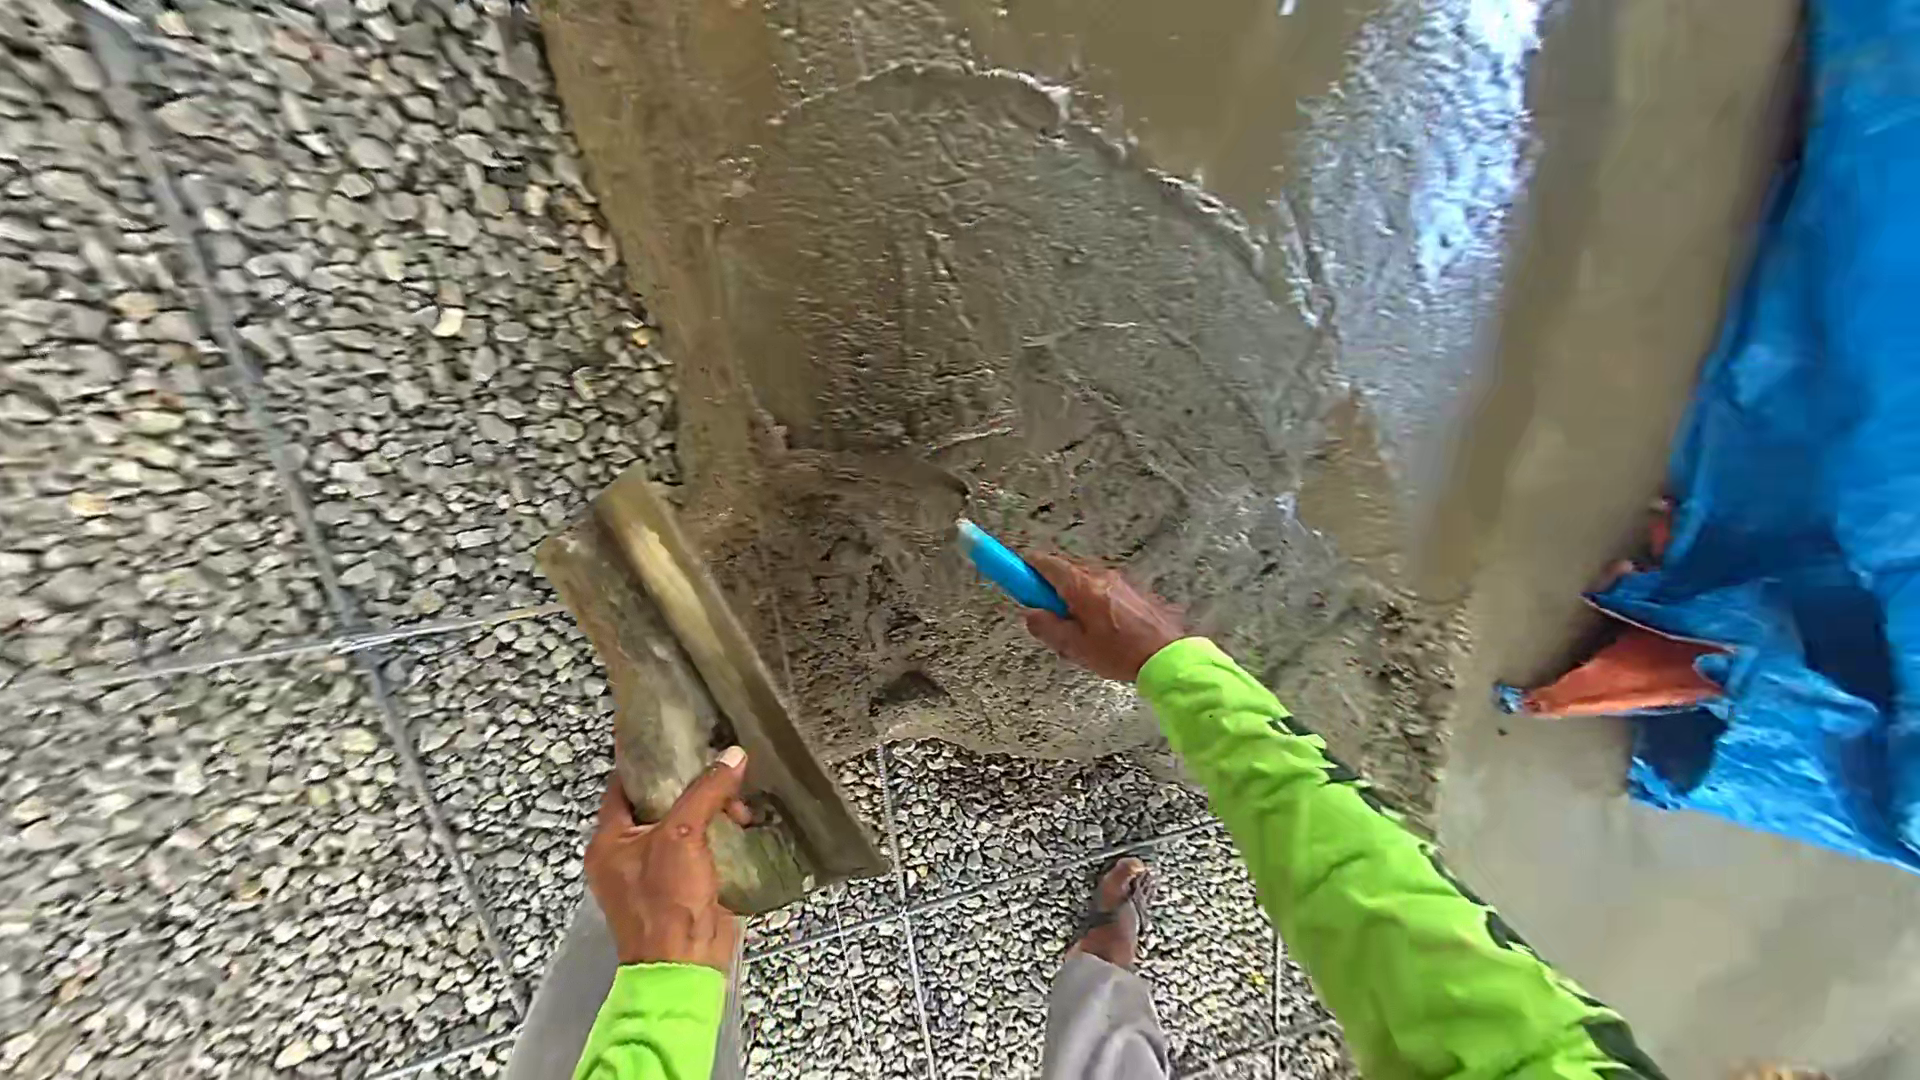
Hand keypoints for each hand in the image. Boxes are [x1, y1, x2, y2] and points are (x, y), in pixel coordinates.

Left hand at [585, 746, 753, 969]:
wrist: (685, 965)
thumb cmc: (667, 900)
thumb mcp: (683, 835)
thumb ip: (708, 791)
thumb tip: (735, 754)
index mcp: (610, 841)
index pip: (625, 785)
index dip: (651, 760)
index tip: (682, 738)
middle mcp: (628, 852)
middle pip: (663, 801)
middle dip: (696, 786)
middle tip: (724, 771)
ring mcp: (657, 868)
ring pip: (687, 821)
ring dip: (715, 810)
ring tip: (741, 806)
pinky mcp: (684, 882)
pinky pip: (703, 842)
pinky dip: (722, 830)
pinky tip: (745, 822)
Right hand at [1024, 553, 1186, 681]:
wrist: (1168, 657)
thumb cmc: (1120, 654)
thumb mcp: (1075, 647)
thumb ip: (1047, 627)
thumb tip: (1030, 614)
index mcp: (1081, 586)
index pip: (1045, 563)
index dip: (1025, 568)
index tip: (1014, 576)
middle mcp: (1099, 575)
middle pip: (1063, 569)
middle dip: (1048, 586)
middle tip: (1045, 612)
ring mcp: (1118, 580)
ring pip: (1082, 579)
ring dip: (1070, 594)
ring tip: (1074, 626)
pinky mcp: (1131, 589)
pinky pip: (1101, 587)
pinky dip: (1090, 598)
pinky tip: (1096, 626)